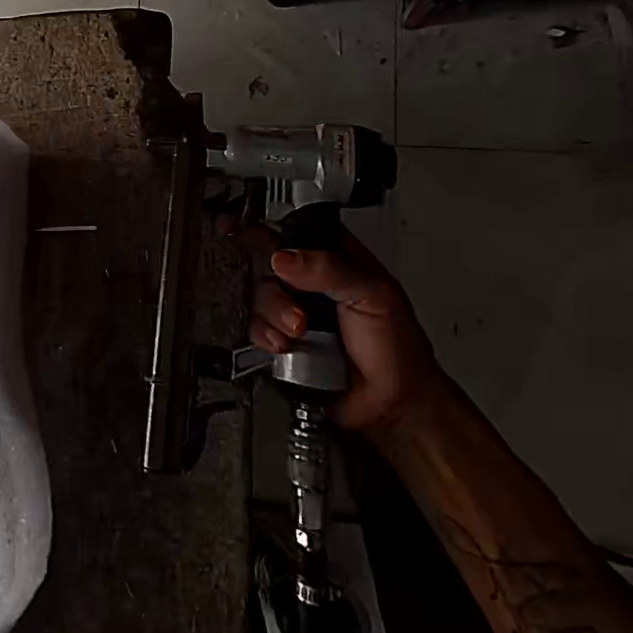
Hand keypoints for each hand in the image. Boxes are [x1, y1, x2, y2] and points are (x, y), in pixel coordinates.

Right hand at [249, 240, 443, 435]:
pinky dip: (266, 337)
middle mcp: (310, 282)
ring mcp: (293, 311)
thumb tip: (285, 259)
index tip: (235, 228)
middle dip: (275, 291)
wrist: (392, 405)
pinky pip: (256, 330)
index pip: (294, 230)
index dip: (262, 227)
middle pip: (266, 265)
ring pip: (259, 298)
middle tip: (299, 314)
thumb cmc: (398, 347)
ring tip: (299, 334)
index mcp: (334, 258)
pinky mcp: (282, 341)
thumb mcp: (374, 295)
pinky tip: (287, 348)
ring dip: (274, 317)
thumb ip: (331, 269)